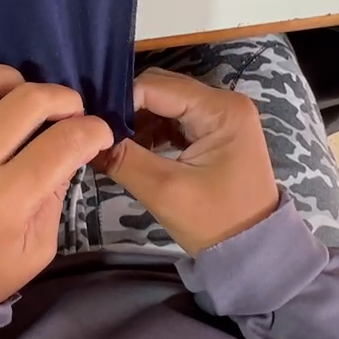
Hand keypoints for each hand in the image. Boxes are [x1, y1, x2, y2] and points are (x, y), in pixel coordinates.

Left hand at [0, 64, 114, 302]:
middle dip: (62, 98)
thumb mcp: (35, 249)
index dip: (93, 130)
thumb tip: (70, 145)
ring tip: (18, 92)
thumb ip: (55, 194)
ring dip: (7, 77)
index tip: (98, 131)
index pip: (64, 143)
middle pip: (26, 101)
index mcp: (5, 201)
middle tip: (68, 109)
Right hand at [95, 68, 278, 254]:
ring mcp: (221, 115)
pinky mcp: (215, 130)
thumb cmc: (215, 221)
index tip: (91, 124)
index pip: (155, 87)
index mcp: (220, 109)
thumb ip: (123, 159)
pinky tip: (133, 150)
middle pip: (161, 88)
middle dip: (127, 109)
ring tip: (113, 144)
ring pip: (165, 102)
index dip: (120, 102)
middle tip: (98, 133)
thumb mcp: (164, 191)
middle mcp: (224, 102)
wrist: (253, 251)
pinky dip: (152, 130)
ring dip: (138, 121)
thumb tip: (85, 139)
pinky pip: (175, 118)